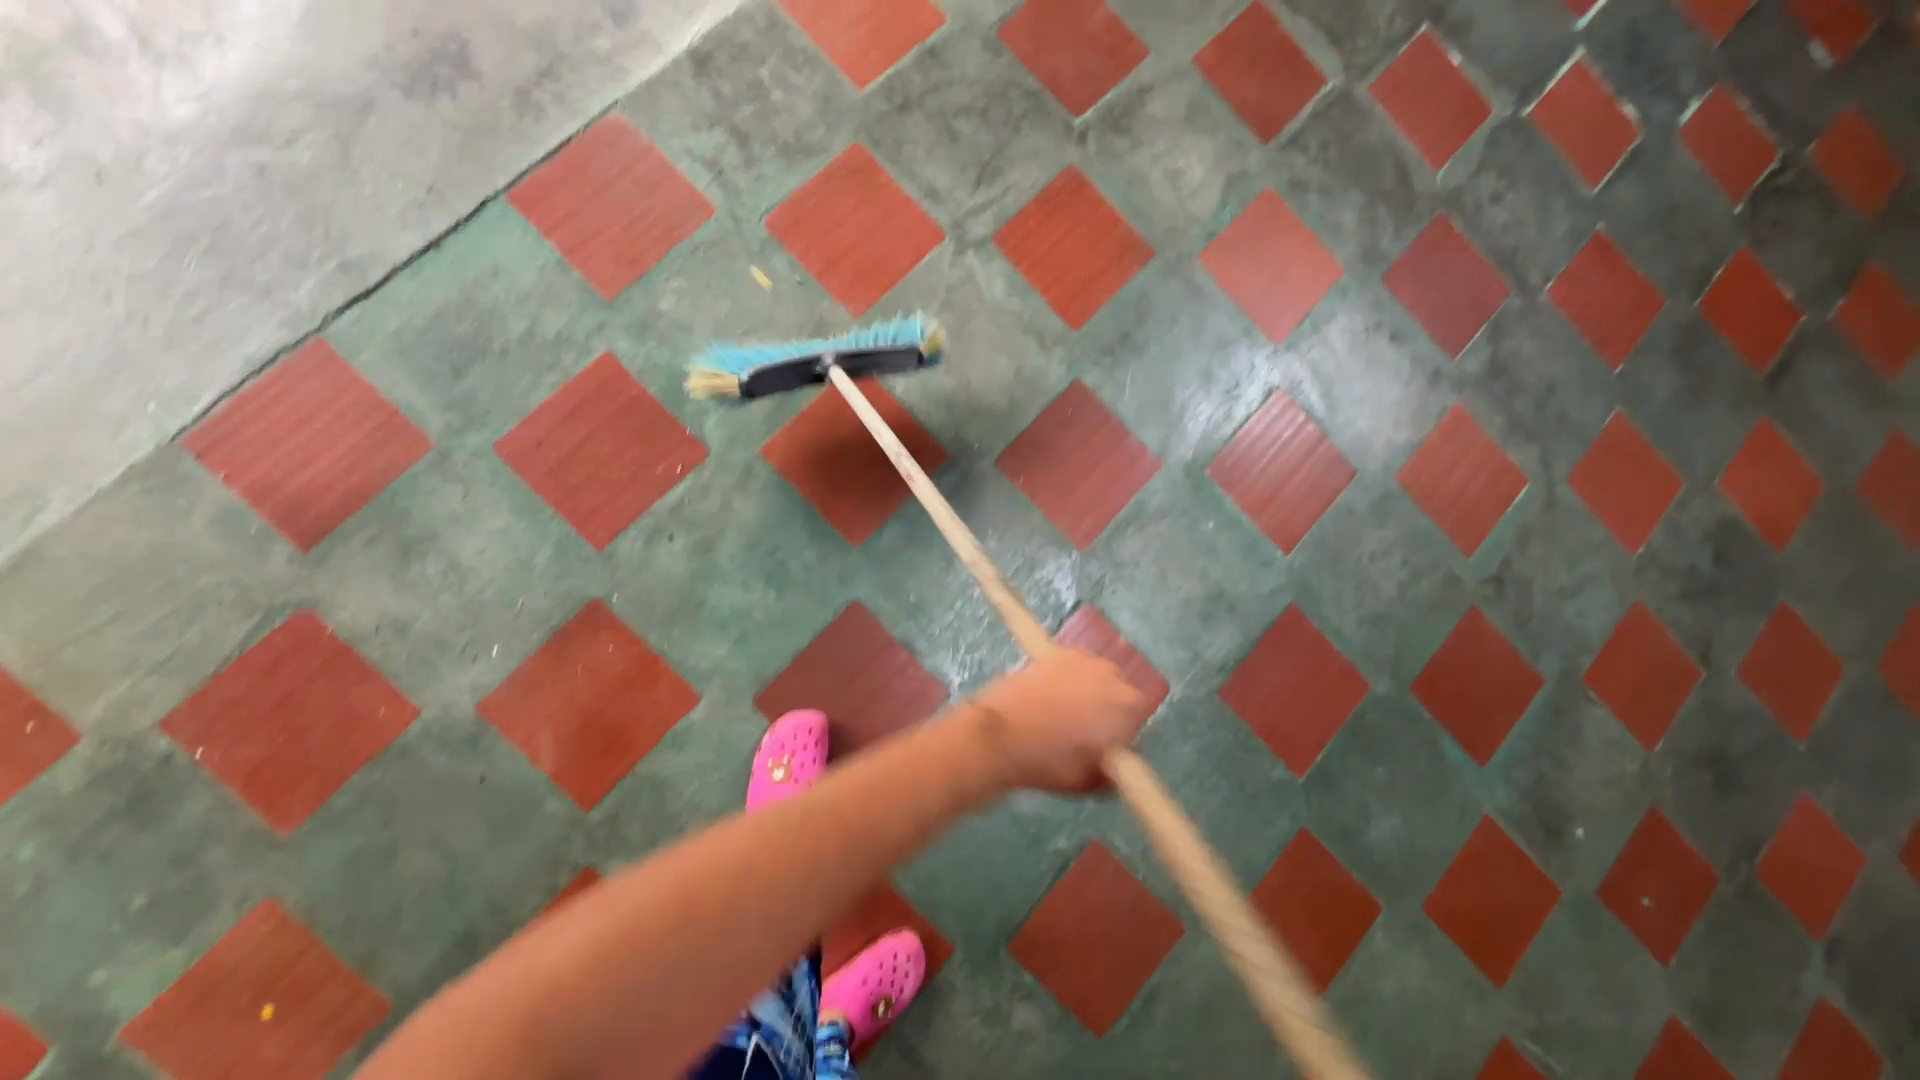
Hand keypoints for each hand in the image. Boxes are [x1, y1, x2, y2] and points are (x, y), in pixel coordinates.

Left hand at [965, 648, 1148, 793]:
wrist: (1002, 733)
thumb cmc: (1051, 761)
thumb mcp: (1092, 782)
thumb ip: (1115, 770)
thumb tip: (1114, 763)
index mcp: (1129, 706)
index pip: (1135, 719)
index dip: (1119, 733)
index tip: (1101, 746)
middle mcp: (1113, 674)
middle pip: (1116, 692)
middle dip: (1103, 708)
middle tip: (1079, 730)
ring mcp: (1083, 657)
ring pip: (1093, 677)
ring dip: (1084, 690)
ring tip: (1058, 712)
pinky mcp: (1055, 650)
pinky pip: (1070, 667)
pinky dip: (1063, 678)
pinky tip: (1045, 695)